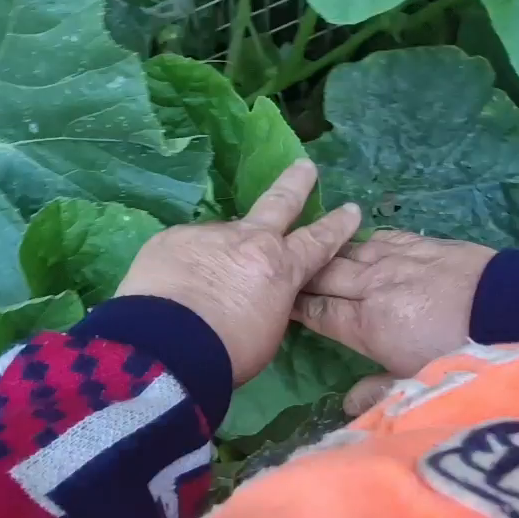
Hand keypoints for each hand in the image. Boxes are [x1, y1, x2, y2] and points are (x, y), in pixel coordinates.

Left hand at [116, 160, 361, 384]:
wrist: (167, 346)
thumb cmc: (228, 351)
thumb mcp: (267, 330)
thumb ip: (269, 299)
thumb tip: (259, 289)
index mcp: (280, 267)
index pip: (318, 242)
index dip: (337, 226)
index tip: (351, 209)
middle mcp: (247, 240)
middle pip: (278, 203)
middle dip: (295, 184)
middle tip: (304, 166)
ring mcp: (207, 234)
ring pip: (223, 234)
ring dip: (222, 247)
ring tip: (207, 272)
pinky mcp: (171, 238)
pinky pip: (186, 247)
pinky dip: (187, 262)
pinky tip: (176, 281)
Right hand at [294, 229, 494, 378]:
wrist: (513, 308)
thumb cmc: (462, 352)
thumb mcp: (418, 382)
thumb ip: (378, 392)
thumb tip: (347, 406)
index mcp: (366, 323)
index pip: (318, 311)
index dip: (295, 307)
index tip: (278, 304)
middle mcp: (372, 285)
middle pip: (324, 275)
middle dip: (303, 275)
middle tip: (286, 276)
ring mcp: (396, 259)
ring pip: (348, 251)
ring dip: (329, 255)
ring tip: (315, 256)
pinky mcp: (420, 242)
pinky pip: (381, 236)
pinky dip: (364, 241)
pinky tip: (360, 244)